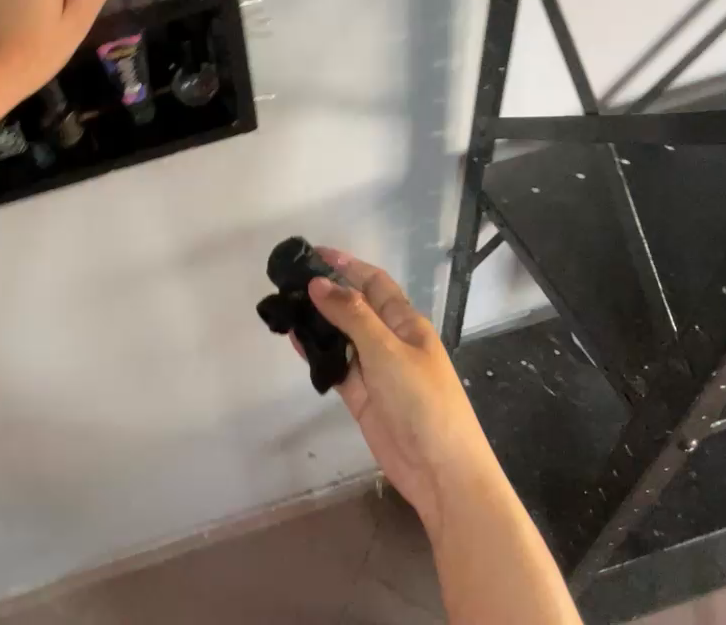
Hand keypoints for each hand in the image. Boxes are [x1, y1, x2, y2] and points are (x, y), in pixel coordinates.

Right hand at [300, 248, 497, 537]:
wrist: (441, 472)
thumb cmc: (423, 402)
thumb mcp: (387, 351)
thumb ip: (351, 315)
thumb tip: (318, 283)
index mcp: (407, 324)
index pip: (374, 283)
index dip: (347, 266)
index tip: (313, 253)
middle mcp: (390, 341)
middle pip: (354, 307)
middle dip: (326, 291)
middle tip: (288, 280)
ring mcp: (375, 370)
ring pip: (341, 336)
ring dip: (317, 321)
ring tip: (283, 305)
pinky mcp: (361, 396)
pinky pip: (335, 365)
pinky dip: (316, 352)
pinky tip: (294, 339)